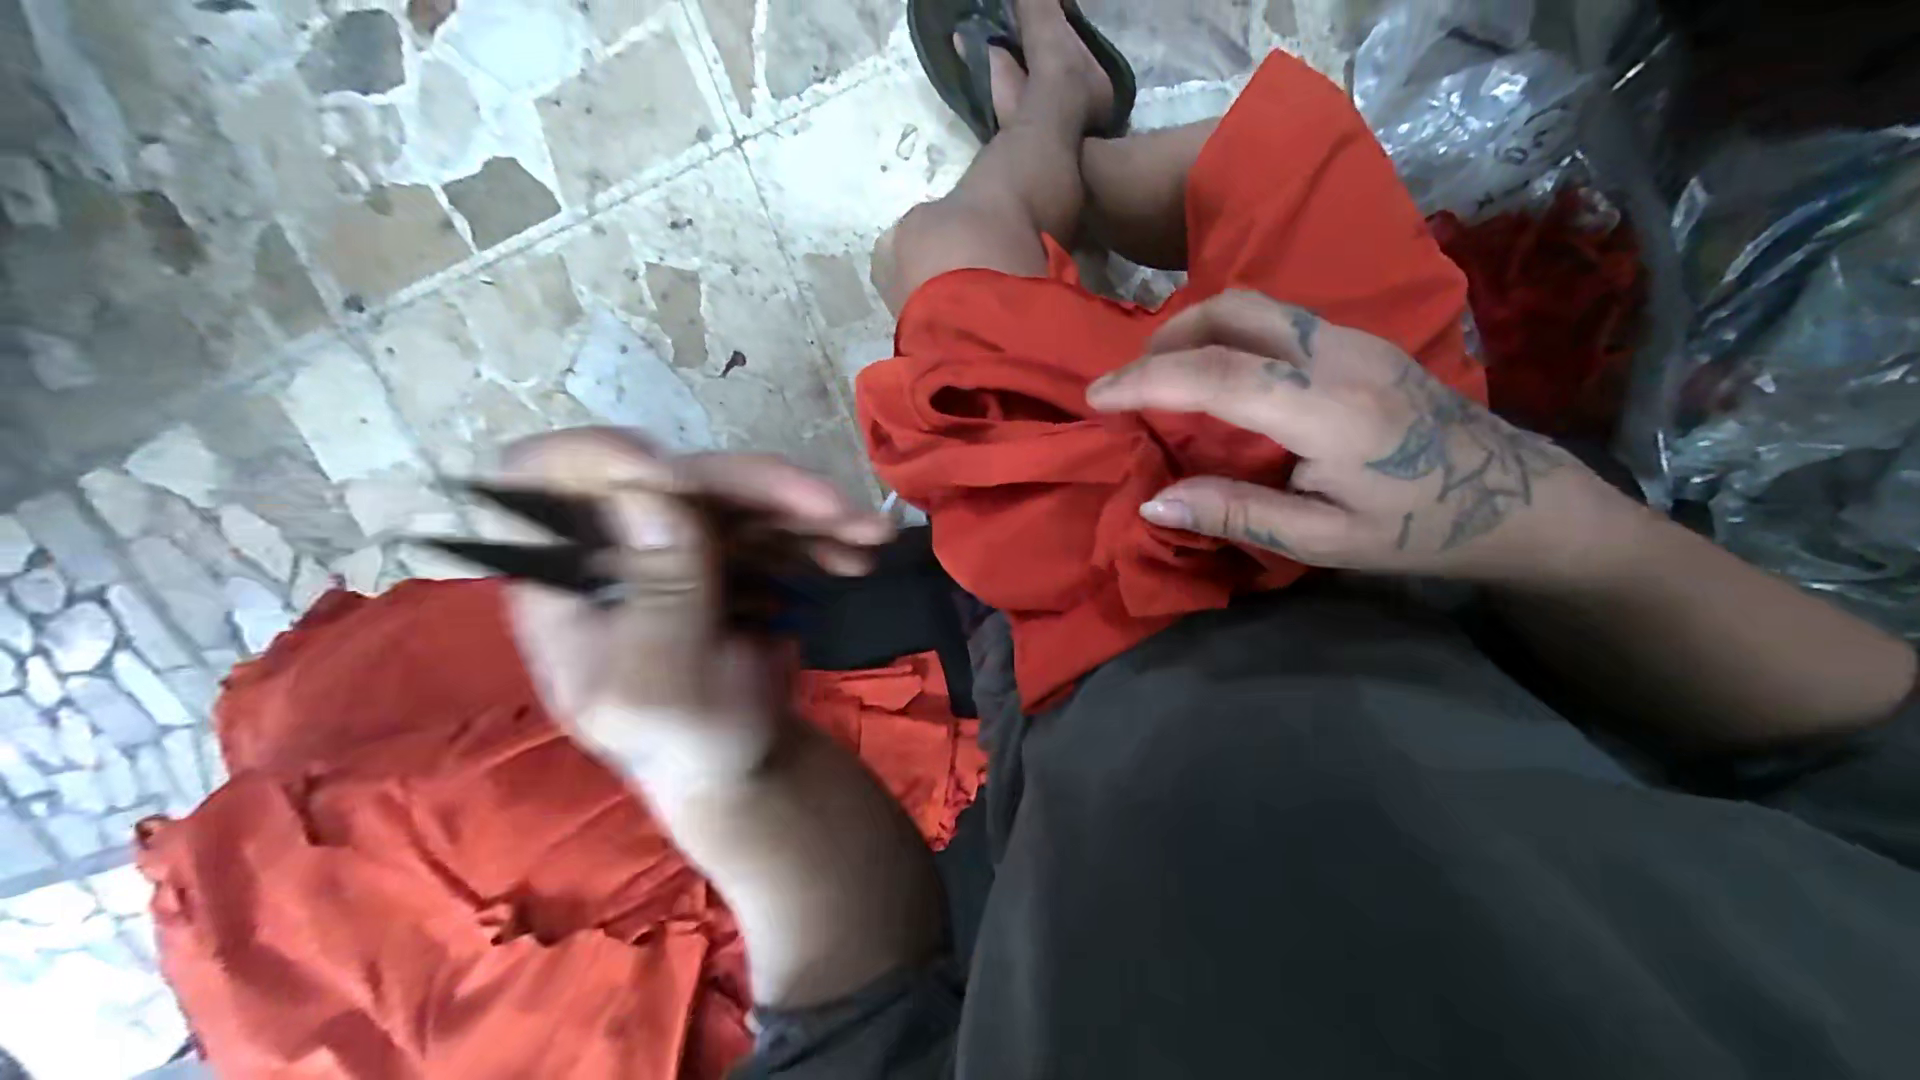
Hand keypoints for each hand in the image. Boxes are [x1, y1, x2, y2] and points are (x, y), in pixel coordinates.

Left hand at [499, 429, 893, 786]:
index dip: (595, 458)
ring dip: (812, 509)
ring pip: (742, 492)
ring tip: (870, 534)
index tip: (673, 478)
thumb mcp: (658, 688)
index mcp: (566, 575)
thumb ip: (660, 597)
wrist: (742, 759)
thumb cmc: (684, 743)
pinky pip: (778, 521)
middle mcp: (621, 542)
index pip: (542, 478)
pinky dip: (823, 532)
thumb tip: (652, 488)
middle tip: (833, 509)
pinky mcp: (735, 550)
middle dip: (761, 487)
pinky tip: (860, 554)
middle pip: (678, 477)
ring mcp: (683, 541)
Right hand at [1085, 290, 1625, 583]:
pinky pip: (1274, 319)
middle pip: (1232, 312)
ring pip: (1252, 306)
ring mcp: (1354, 339)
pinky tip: (1216, 375)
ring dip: (1193, 332)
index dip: (1146, 380)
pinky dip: (1224, 336)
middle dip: (1165, 340)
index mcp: (1330, 411)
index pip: (1217, 375)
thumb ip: (1236, 514)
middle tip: (1129, 385)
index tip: (1096, 397)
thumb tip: (1153, 503)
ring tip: (1162, 378)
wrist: (1518, 498)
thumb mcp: (1323, 542)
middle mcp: (1340, 356)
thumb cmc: (1419, 529)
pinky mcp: (1359, 341)